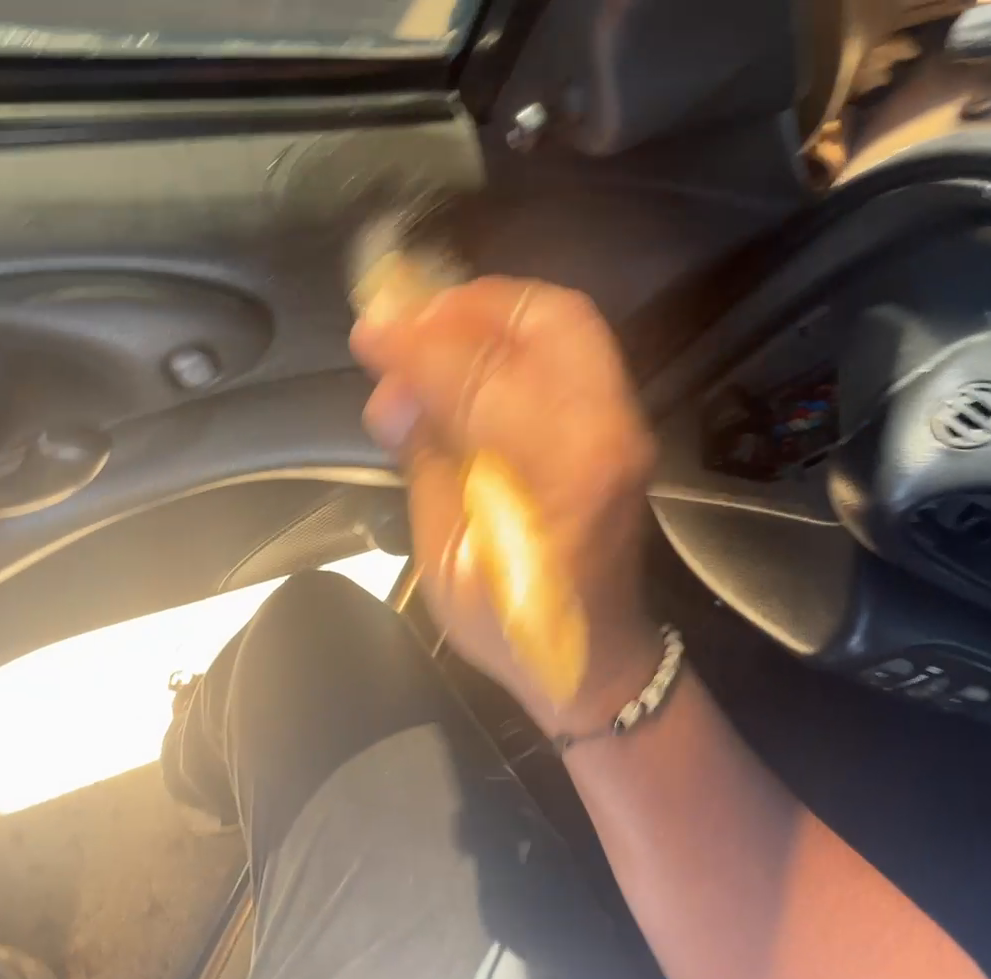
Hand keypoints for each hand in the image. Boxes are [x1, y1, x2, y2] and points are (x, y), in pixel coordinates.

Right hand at [351, 277, 662, 735]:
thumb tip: (394, 392)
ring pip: (563, 326)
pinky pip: (566, 354)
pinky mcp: (618, 427)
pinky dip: (512, 341)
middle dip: (466, 305)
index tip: (369, 331)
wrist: (592, 662)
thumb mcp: (446, 554)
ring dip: (490, 316)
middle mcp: (604, 435)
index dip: (417, 345)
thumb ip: (426, 460)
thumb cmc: (512, 627)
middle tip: (407, 320)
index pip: (481, 377)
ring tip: (428, 337)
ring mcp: (621, 427)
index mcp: (556, 478)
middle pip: (547, 319)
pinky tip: (465, 361)